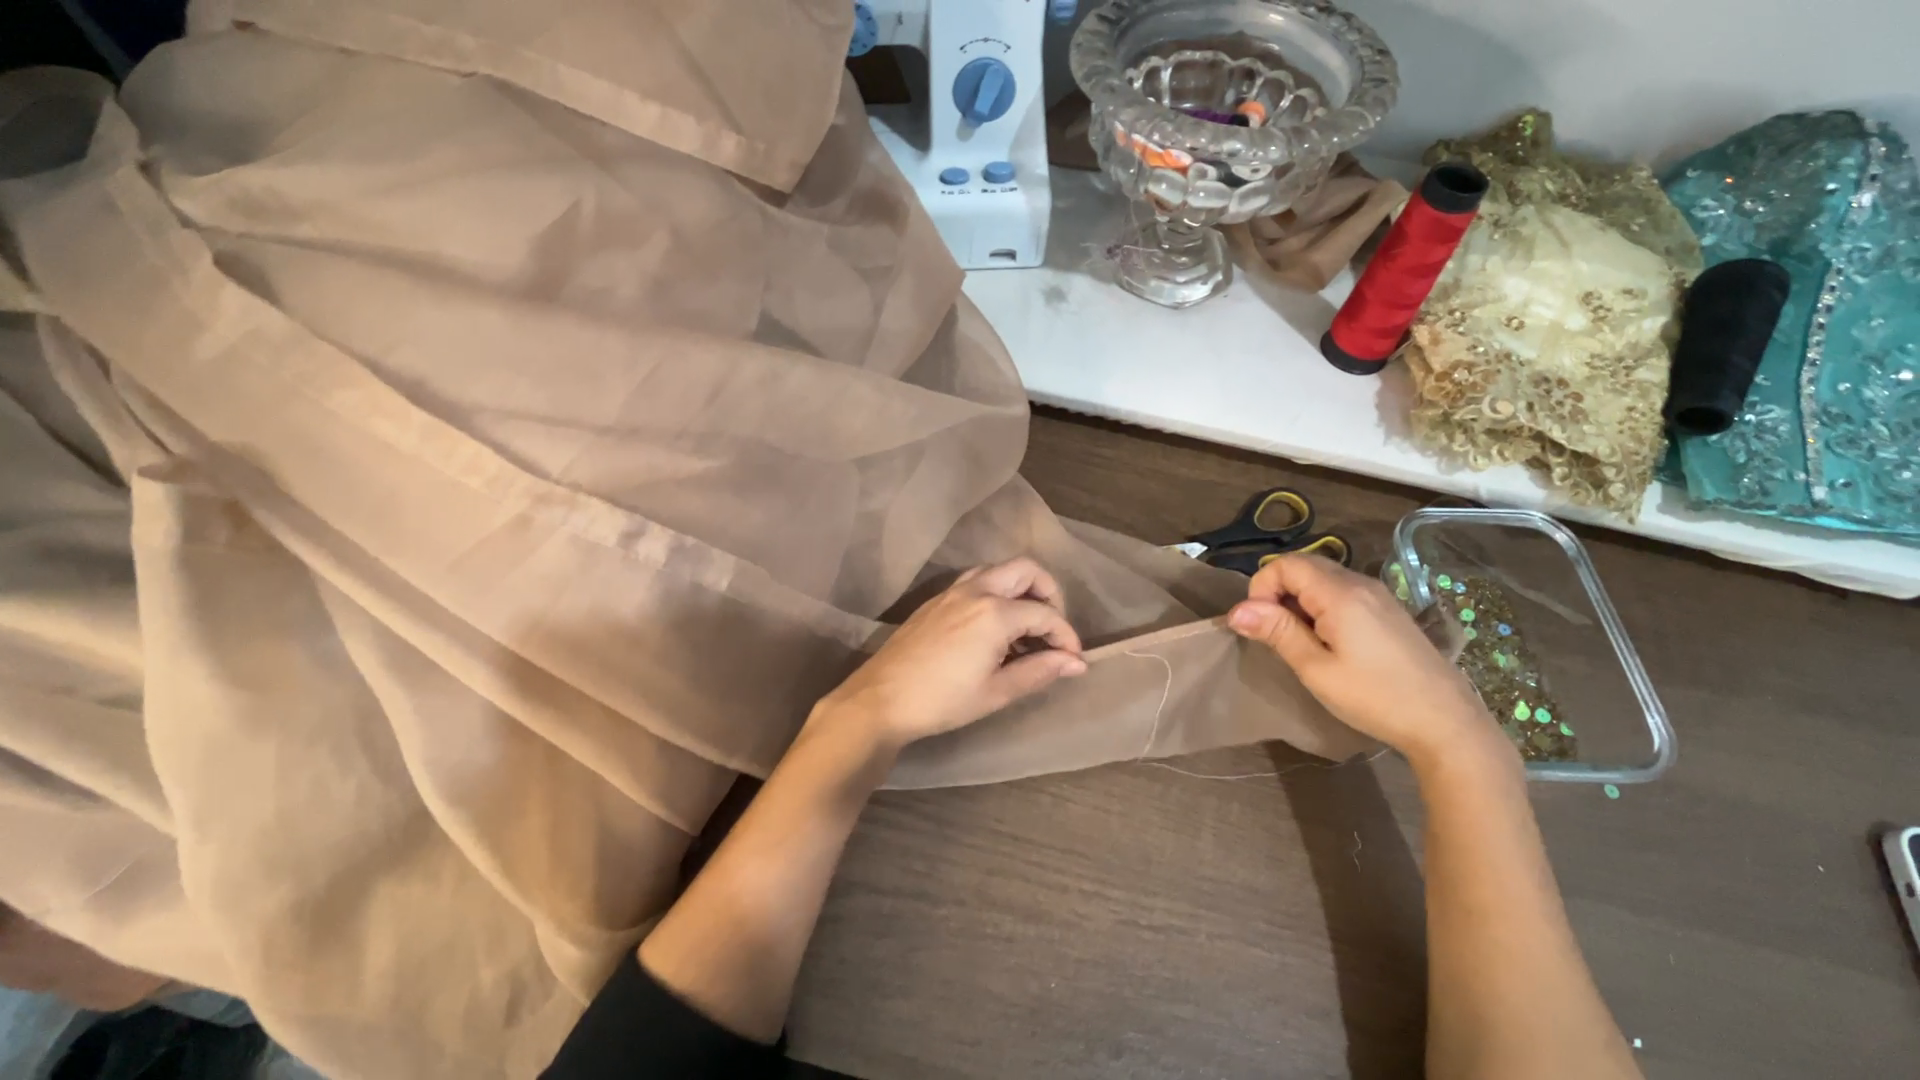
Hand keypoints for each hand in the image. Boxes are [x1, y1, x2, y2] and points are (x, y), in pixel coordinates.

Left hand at [814, 558, 1086, 750]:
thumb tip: (1076, 663)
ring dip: (1021, 590)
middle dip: (1049, 594)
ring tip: (1026, 629)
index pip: (1046, 613)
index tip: (1073, 660)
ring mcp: (952, 592)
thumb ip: (1039, 671)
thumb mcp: (996, 692)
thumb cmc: (942, 701)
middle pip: (1026, 570)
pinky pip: (976, 582)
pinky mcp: (936, 601)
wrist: (881, 700)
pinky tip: (995, 631)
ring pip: (999, 571)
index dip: (1066, 636)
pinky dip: (997, 594)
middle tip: (1053, 629)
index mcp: (995, 612)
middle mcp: (976, 590)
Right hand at [1226, 554, 1504, 769]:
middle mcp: (1360, 583)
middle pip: (1304, 566)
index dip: (1261, 589)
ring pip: (1323, 579)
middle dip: (1278, 593)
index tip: (1260, 627)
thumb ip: (1277, 632)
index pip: (1285, 565)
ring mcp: (1378, 595)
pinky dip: (1322, 606)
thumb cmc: (1374, 697)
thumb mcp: (1316, 669)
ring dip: (1300, 601)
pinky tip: (1329, 643)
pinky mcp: (1388, 609)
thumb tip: (1236, 611)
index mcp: (1340, 593)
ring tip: (1301, 643)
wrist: (1445, 721)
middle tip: (1276, 635)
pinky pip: (1342, 592)